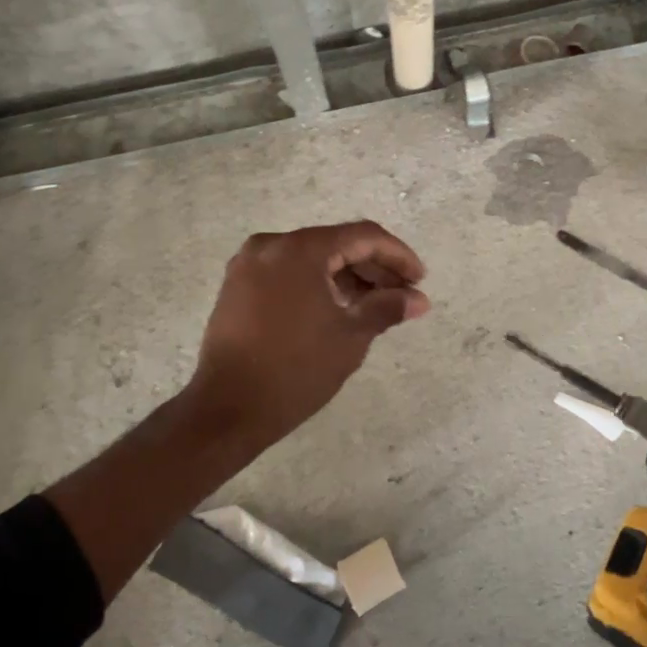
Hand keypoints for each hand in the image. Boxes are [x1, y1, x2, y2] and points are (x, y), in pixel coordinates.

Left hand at [188, 221, 429, 444]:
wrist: (226, 410)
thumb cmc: (295, 370)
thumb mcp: (350, 337)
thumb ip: (386, 308)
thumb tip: (418, 299)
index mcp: (300, 249)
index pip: (362, 236)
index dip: (397, 255)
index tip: (420, 279)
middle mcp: (271, 245)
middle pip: (335, 244)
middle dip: (373, 267)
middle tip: (403, 294)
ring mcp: (249, 264)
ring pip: (311, 258)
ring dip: (346, 276)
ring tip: (376, 305)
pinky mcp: (238, 285)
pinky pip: (288, 272)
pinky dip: (317, 283)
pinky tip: (338, 307)